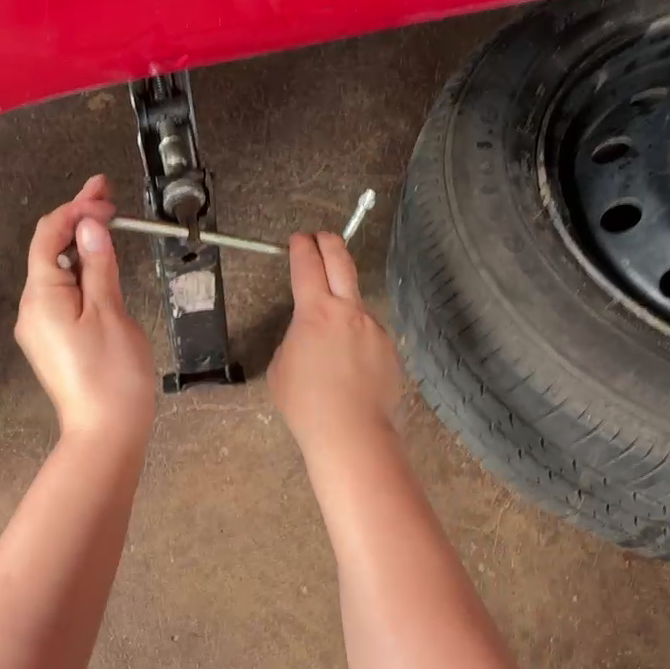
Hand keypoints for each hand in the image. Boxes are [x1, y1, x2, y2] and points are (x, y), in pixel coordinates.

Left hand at [15, 175, 156, 442]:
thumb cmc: (111, 380)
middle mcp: (32, 311)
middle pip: (49, 251)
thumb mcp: (111, 312)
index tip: (103, 197)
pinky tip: (100, 269)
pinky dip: (80, 276)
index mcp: (42, 298)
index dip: (75, 209)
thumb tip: (90, 230)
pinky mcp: (52, 342)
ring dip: (80, 248)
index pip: (49, 235)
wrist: (106, 432)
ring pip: (56, 274)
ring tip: (108, 228)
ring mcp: (40, 329)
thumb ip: (98, 266)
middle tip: (106, 199)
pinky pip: (62, 297)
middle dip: (76, 223)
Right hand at [269, 231, 405, 460]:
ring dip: (342, 311)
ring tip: (328, 342)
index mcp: (315, 313)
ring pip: (356, 307)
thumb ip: (293, 340)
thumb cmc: (306, 403)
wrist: (350, 431)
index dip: (301, 248)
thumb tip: (307, 337)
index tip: (298, 240)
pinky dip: (356, 345)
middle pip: (341, 262)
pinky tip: (348, 371)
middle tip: (321, 238)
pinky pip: (368, 337)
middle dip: (329, 244)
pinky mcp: (390, 349)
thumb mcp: (280, 368)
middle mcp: (348, 311)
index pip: (307, 266)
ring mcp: (374, 328)